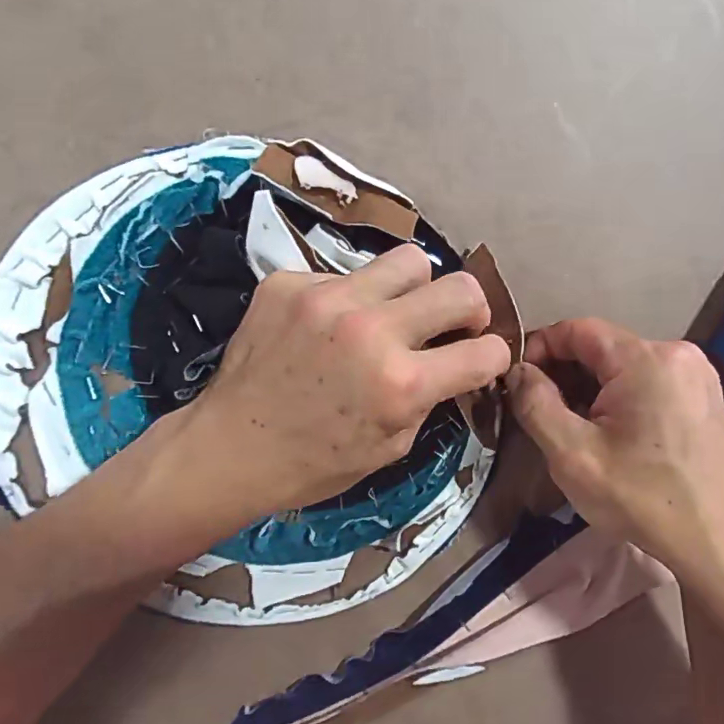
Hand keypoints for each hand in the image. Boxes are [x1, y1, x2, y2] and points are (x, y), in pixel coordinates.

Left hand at [181, 244, 510, 518]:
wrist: (230, 447)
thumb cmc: (313, 462)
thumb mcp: (390, 446)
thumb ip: (428, 398)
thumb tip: (451, 362)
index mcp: (401, 383)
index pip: (486, 351)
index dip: (493, 357)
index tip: (480, 357)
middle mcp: (370, 329)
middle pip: (461, 286)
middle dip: (470, 309)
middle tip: (451, 324)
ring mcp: (326, 298)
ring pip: (407, 260)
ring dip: (412, 289)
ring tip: (390, 312)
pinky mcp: (289, 283)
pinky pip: (344, 274)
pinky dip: (348, 299)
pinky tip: (324, 326)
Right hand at [506, 319, 723, 573]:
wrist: (715, 547)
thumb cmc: (640, 498)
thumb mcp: (571, 453)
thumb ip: (535, 403)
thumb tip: (518, 371)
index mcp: (647, 359)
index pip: (577, 329)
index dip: (540, 347)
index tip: (518, 381)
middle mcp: (678, 354)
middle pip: (602, 347)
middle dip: (564, 372)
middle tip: (541, 410)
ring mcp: (698, 375)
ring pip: (624, 365)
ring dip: (590, 387)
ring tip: (573, 426)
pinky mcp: (706, 398)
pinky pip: (648, 381)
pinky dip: (620, 397)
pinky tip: (611, 433)